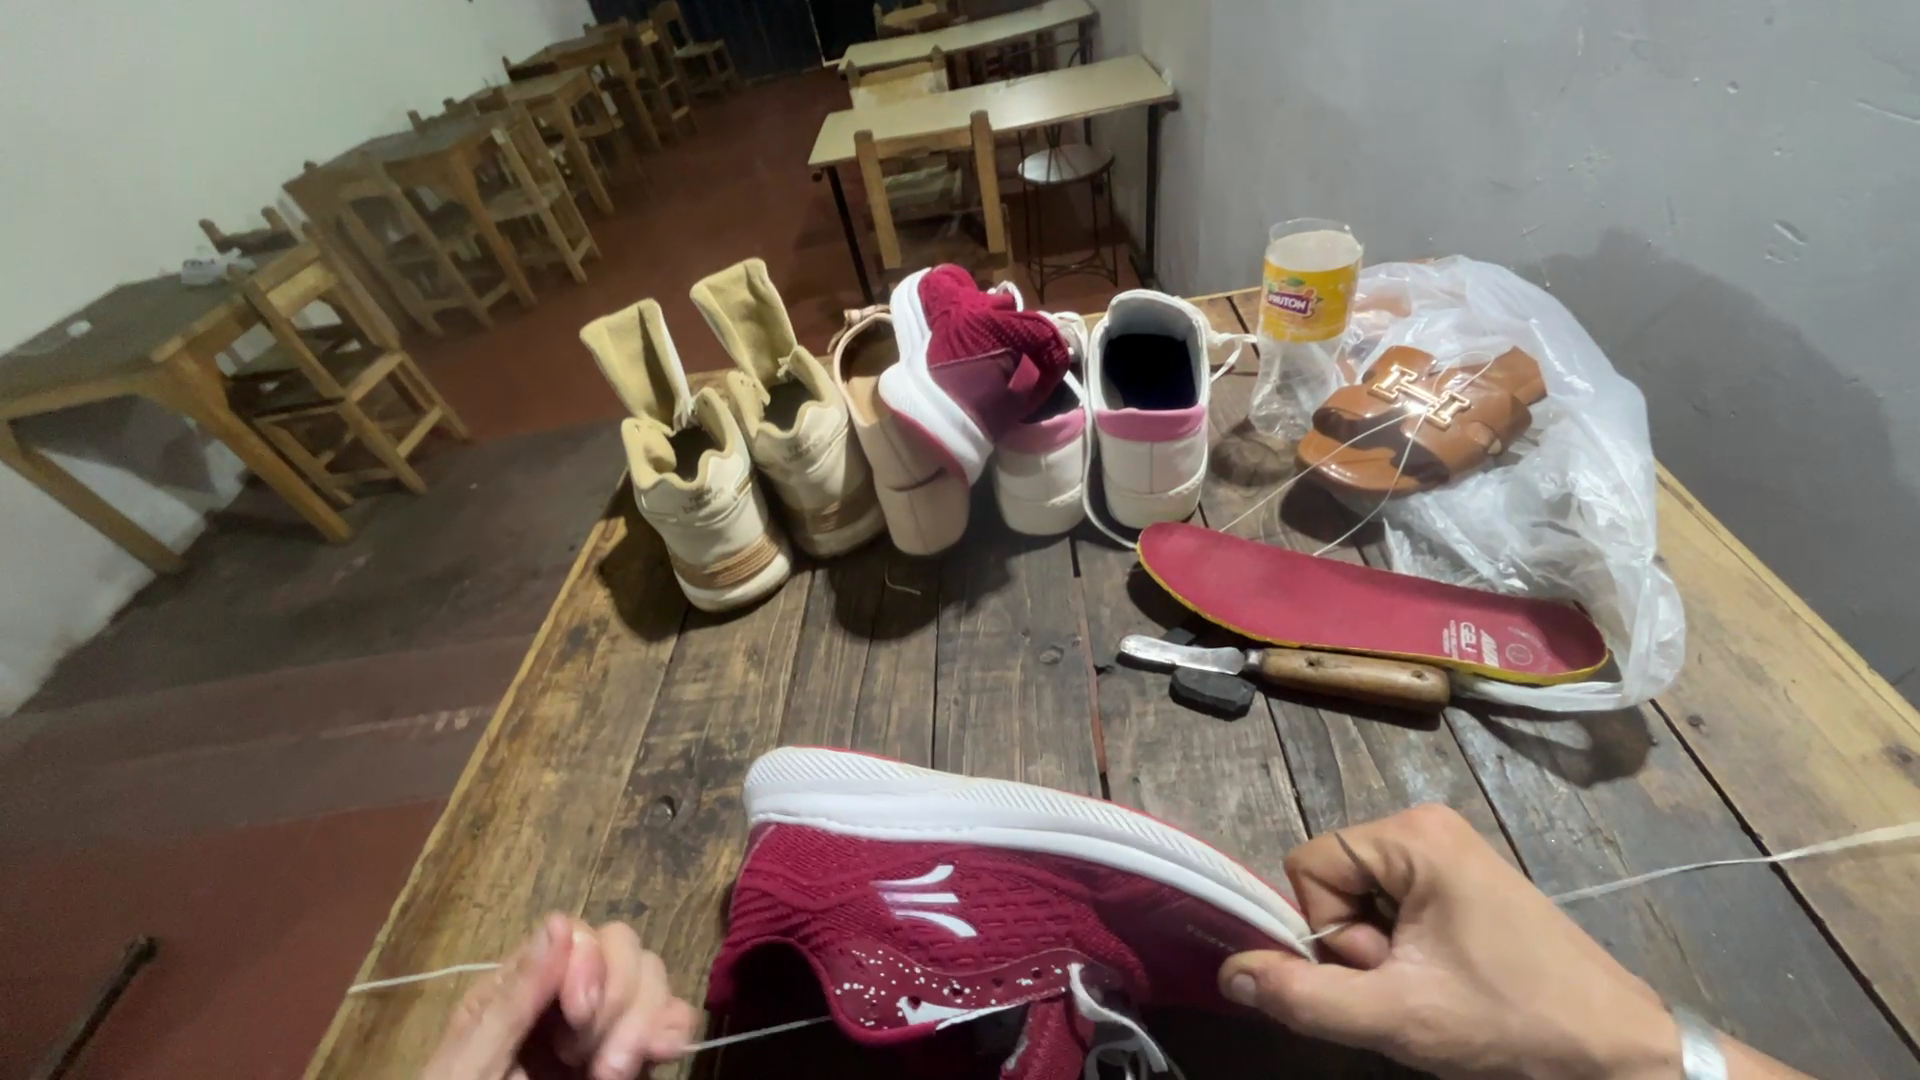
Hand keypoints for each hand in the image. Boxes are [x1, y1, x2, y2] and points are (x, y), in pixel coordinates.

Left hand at [421, 913, 698, 1079]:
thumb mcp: (470, 1071)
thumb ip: (513, 1001)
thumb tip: (559, 922)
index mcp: (519, 990)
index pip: (576, 934)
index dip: (589, 963)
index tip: (579, 1014)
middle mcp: (567, 995)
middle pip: (623, 946)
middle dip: (619, 997)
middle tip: (593, 1061)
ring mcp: (605, 1023)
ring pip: (653, 973)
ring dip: (643, 1021)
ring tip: (611, 1077)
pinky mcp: (637, 1052)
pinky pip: (675, 1014)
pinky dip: (674, 1028)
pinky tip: (661, 1055)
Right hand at [1219, 805, 1678, 1079]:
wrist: (1632, 1061)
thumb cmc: (1517, 1027)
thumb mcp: (1401, 1017)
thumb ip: (1305, 996)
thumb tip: (1228, 974)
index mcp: (1410, 834)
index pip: (1309, 867)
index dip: (1330, 929)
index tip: (1387, 973)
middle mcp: (1422, 822)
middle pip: (1332, 876)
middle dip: (1356, 939)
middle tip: (1414, 984)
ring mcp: (1445, 844)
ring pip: (1358, 890)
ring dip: (1378, 945)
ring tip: (1433, 982)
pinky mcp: (1459, 871)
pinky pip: (1390, 896)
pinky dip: (1400, 939)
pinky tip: (1444, 972)